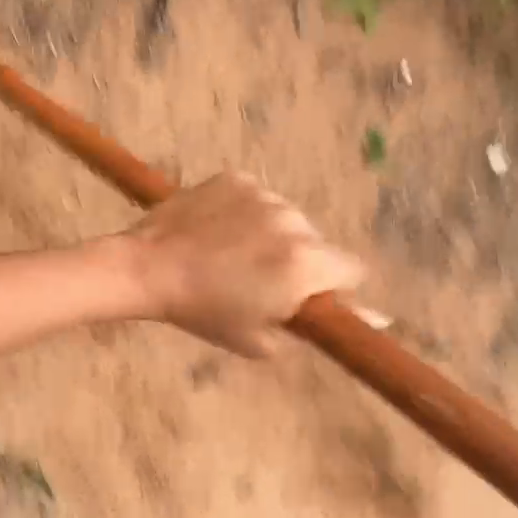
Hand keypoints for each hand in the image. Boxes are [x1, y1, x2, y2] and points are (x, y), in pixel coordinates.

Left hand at [123, 173, 363, 356]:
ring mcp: (263, 195)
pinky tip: (210, 230)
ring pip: (283, 218)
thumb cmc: (199, 310)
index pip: (352, 271)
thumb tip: (375, 318)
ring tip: (222, 253)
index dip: (331, 287)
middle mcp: (295, 222)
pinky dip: (239, 211)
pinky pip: (252, 197)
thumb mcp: (259, 338)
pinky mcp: (234, 178)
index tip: (303, 296)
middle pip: (315, 243)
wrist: (142, 268)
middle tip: (250, 278)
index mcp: (308, 264)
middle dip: (295, 260)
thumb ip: (318, 328)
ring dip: (267, 233)